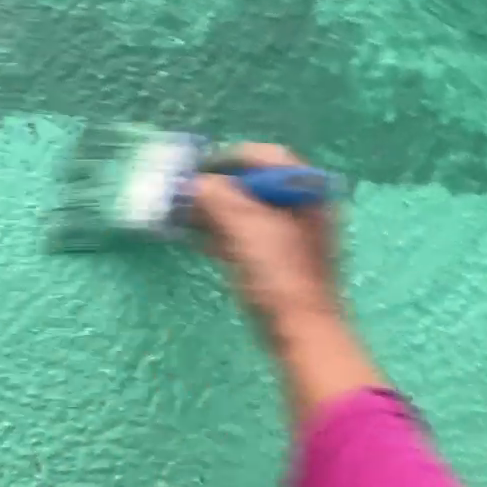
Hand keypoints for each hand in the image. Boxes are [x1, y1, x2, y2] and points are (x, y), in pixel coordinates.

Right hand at [192, 143, 341, 324]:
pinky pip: (247, 237)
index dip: (225, 159)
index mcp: (303, 189)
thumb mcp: (247, 229)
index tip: (194, 171)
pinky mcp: (279, 262)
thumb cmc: (279, 275)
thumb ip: (218, 198)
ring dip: (214, 213)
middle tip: (183, 196)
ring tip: (183, 217)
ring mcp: (291, 235)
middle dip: (216, 188)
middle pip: (253, 185)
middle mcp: (302, 205)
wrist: (301, 329)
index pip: (262, 157)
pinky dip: (222, 235)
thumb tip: (192, 184)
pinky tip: (199, 240)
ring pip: (247, 212)